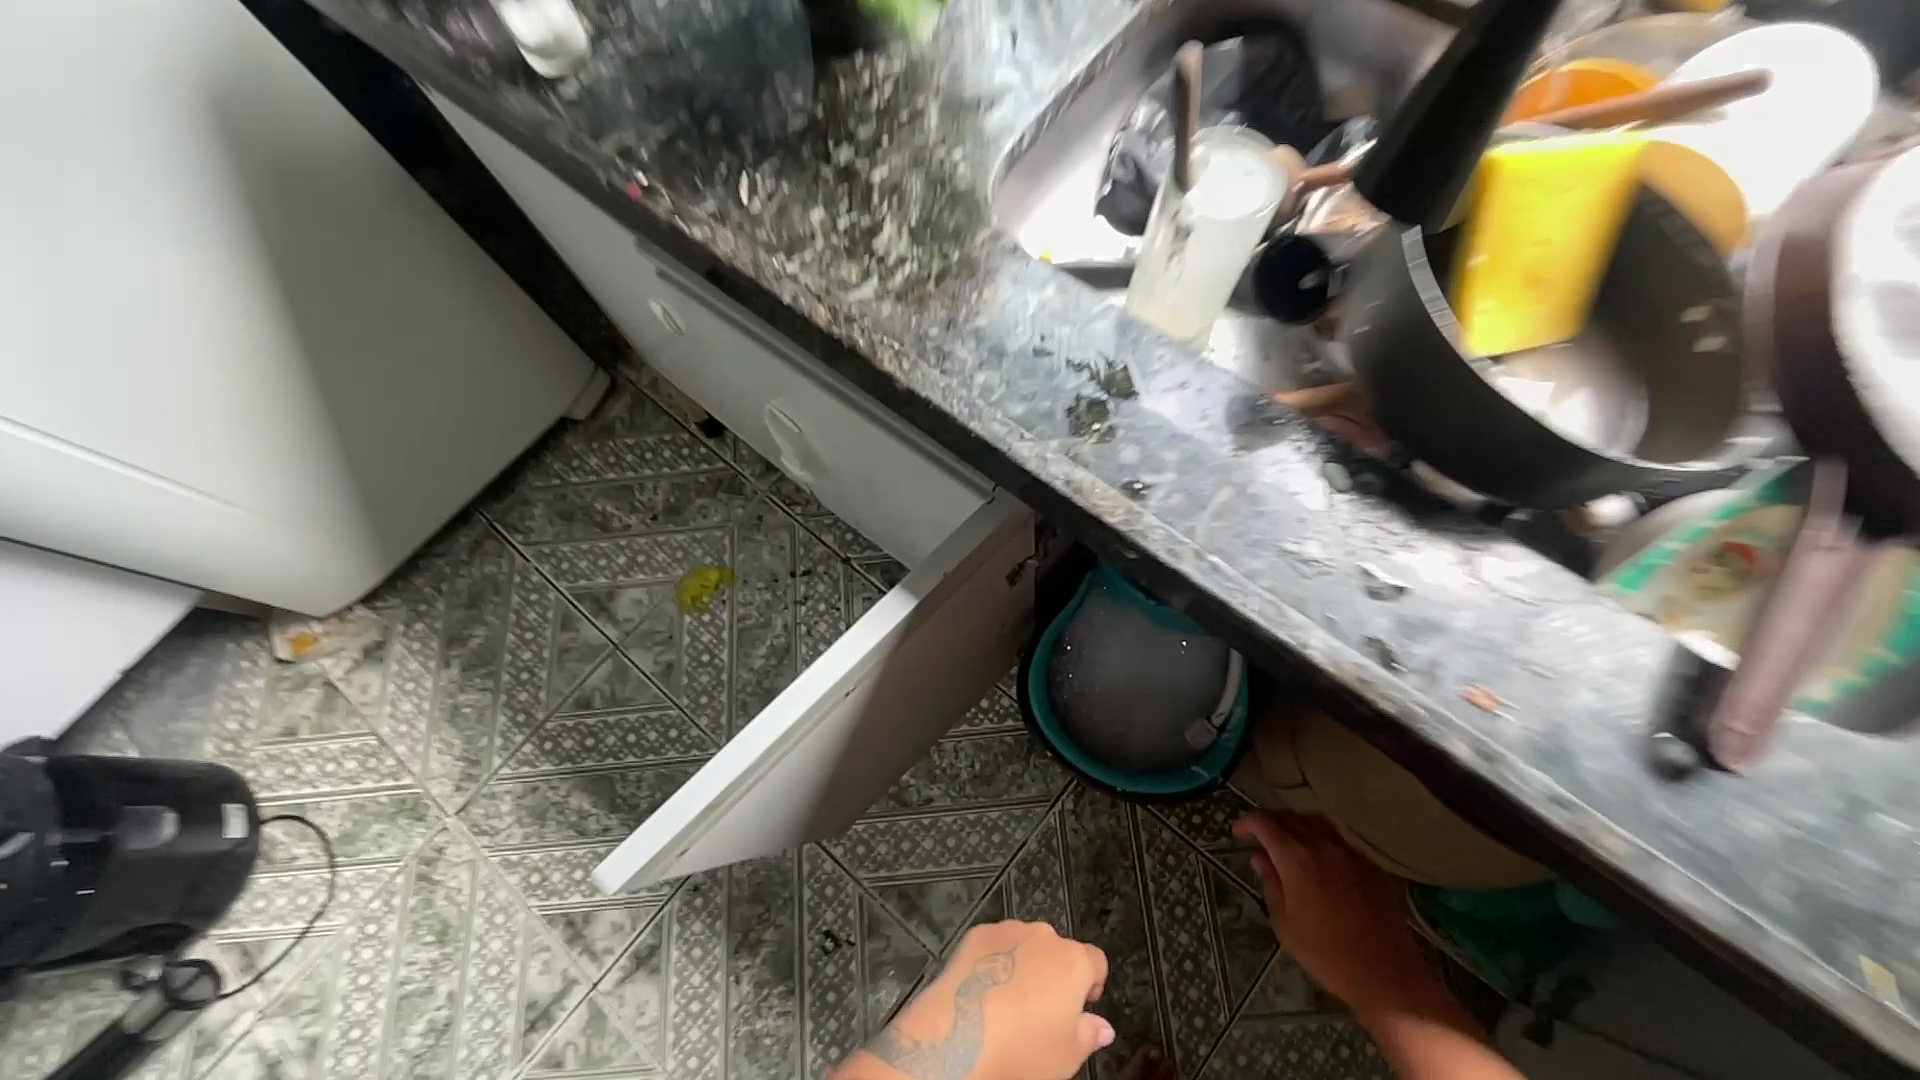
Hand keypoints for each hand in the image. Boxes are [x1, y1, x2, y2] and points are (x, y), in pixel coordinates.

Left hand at [832, 920, 1112, 1079]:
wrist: (958, 1040)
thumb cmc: (1022, 1050)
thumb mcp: (1067, 1056)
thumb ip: (1090, 1034)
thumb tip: (1104, 1027)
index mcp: (1073, 961)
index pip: (1096, 961)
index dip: (1092, 983)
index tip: (1081, 1006)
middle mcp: (1043, 936)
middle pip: (1059, 950)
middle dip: (1056, 973)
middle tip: (1043, 1009)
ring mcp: (1007, 931)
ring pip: (1026, 944)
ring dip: (1025, 963)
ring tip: (1010, 1000)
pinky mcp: (974, 934)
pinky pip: (995, 944)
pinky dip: (995, 959)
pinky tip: (985, 989)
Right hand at [1232, 811, 1451, 1023]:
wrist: (1385, 974)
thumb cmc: (1325, 953)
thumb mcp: (1284, 923)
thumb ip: (1270, 884)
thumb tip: (1260, 858)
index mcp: (1295, 857)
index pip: (1264, 823)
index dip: (1247, 823)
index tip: (1238, 833)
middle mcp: (1323, 845)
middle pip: (1292, 817)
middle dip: (1271, 821)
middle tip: (1260, 836)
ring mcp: (1352, 853)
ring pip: (1318, 823)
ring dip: (1298, 825)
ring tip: (1289, 841)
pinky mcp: (1372, 866)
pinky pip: (1341, 840)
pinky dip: (1323, 840)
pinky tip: (1321, 859)